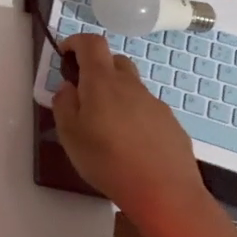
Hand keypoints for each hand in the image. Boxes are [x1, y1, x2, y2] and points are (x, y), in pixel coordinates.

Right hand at [51, 33, 210, 226]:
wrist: (165, 194)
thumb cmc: (107, 161)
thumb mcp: (68, 133)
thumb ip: (64, 104)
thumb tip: (69, 89)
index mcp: (102, 82)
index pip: (92, 43)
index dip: (75, 42)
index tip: (64, 56)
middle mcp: (131, 86)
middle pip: (114, 61)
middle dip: (97, 69)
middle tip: (84, 95)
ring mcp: (156, 105)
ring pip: (132, 88)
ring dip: (117, 96)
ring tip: (108, 128)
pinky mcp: (173, 125)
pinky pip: (147, 110)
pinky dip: (135, 117)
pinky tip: (131, 145)